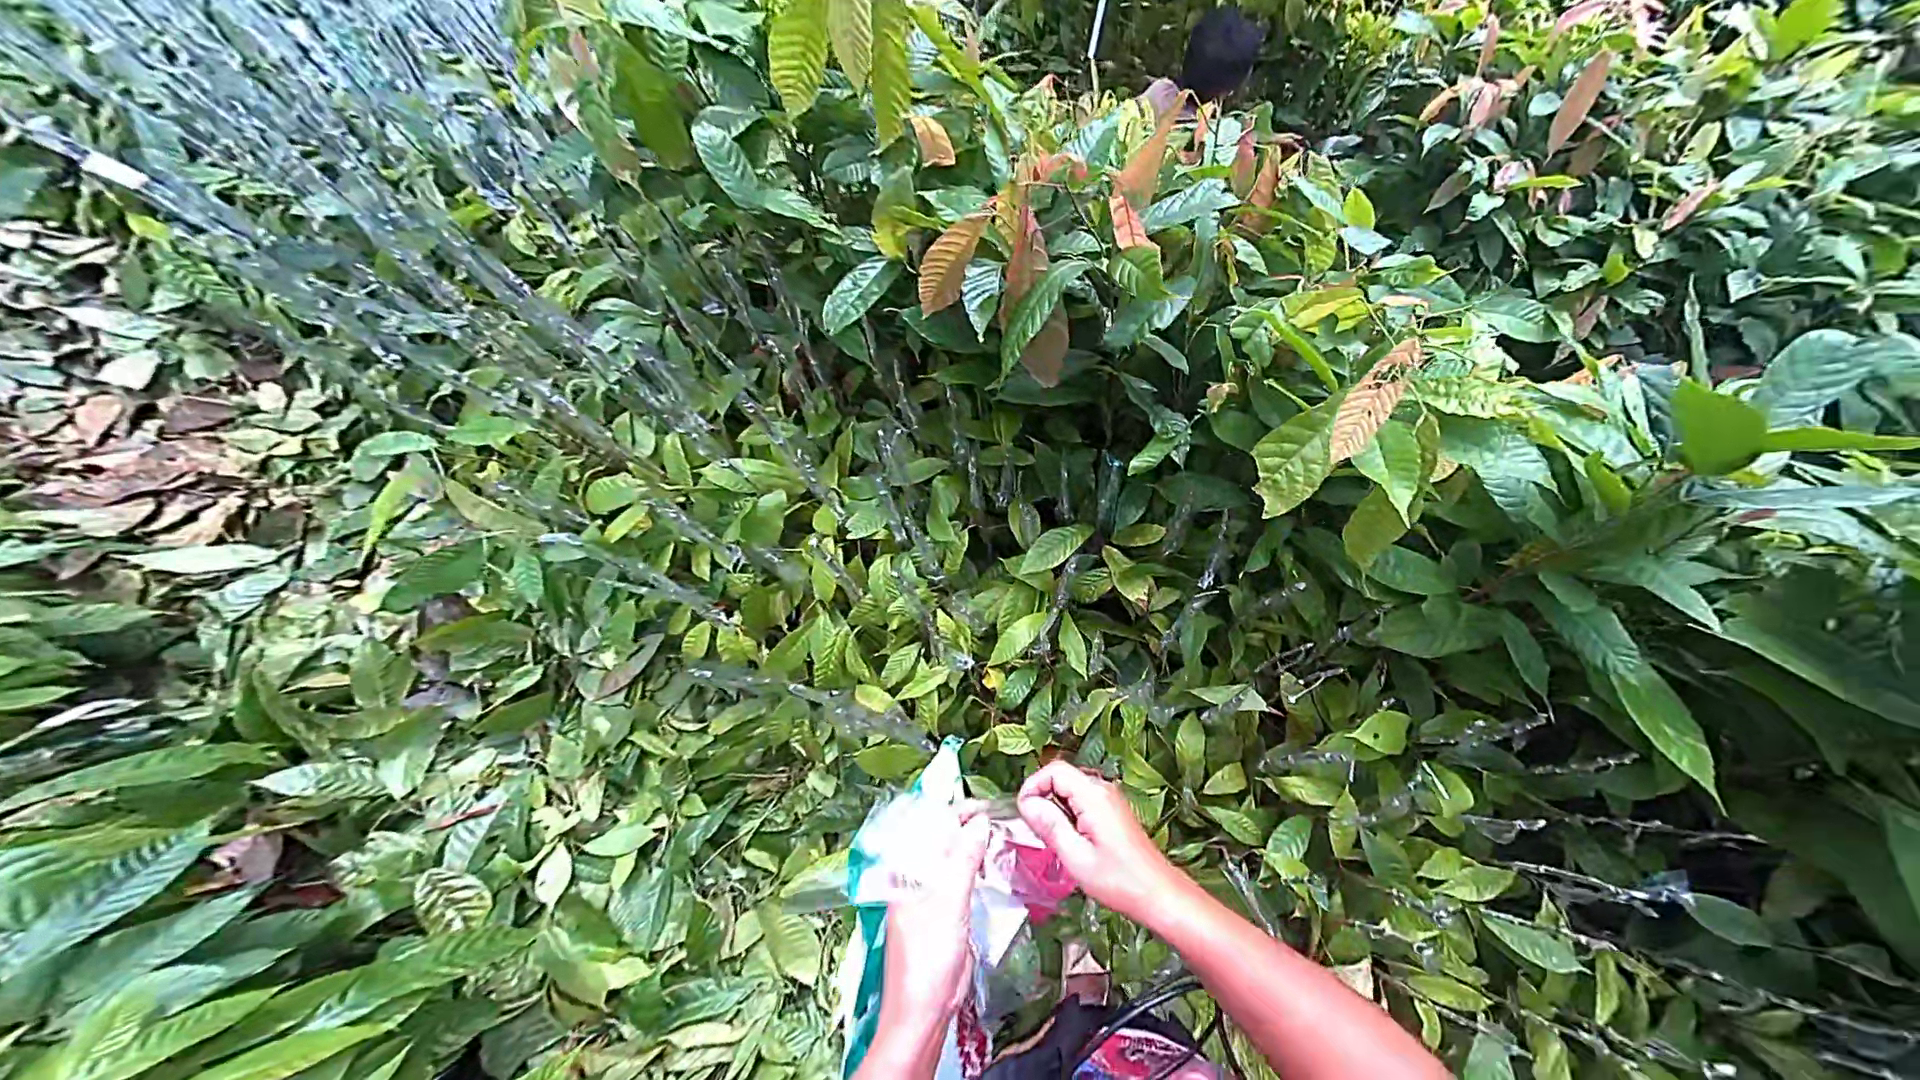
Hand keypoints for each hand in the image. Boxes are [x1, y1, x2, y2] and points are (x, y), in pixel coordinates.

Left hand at [857, 812, 991, 1078]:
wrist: (923, 1014)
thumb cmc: (926, 961)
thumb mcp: (949, 902)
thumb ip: (963, 859)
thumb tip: (979, 822)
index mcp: (902, 871)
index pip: (927, 828)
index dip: (954, 813)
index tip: (982, 807)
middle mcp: (911, 879)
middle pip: (939, 841)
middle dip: (965, 827)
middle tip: (994, 819)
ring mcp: (926, 896)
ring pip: (950, 860)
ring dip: (971, 847)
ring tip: (995, 835)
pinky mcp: (941, 913)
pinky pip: (957, 880)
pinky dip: (972, 868)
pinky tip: (987, 865)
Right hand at [1016, 761, 1194, 924]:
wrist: (1159, 894)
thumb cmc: (1119, 881)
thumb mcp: (1076, 857)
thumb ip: (1050, 826)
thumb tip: (1027, 803)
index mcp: (1093, 795)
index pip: (1054, 770)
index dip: (1033, 785)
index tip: (1024, 811)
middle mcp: (1103, 789)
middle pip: (1061, 776)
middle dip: (1042, 797)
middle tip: (1036, 828)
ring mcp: (1110, 798)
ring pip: (1070, 787)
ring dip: (1055, 806)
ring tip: (1053, 837)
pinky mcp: (1113, 809)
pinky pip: (1081, 798)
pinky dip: (1068, 812)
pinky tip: (1071, 839)